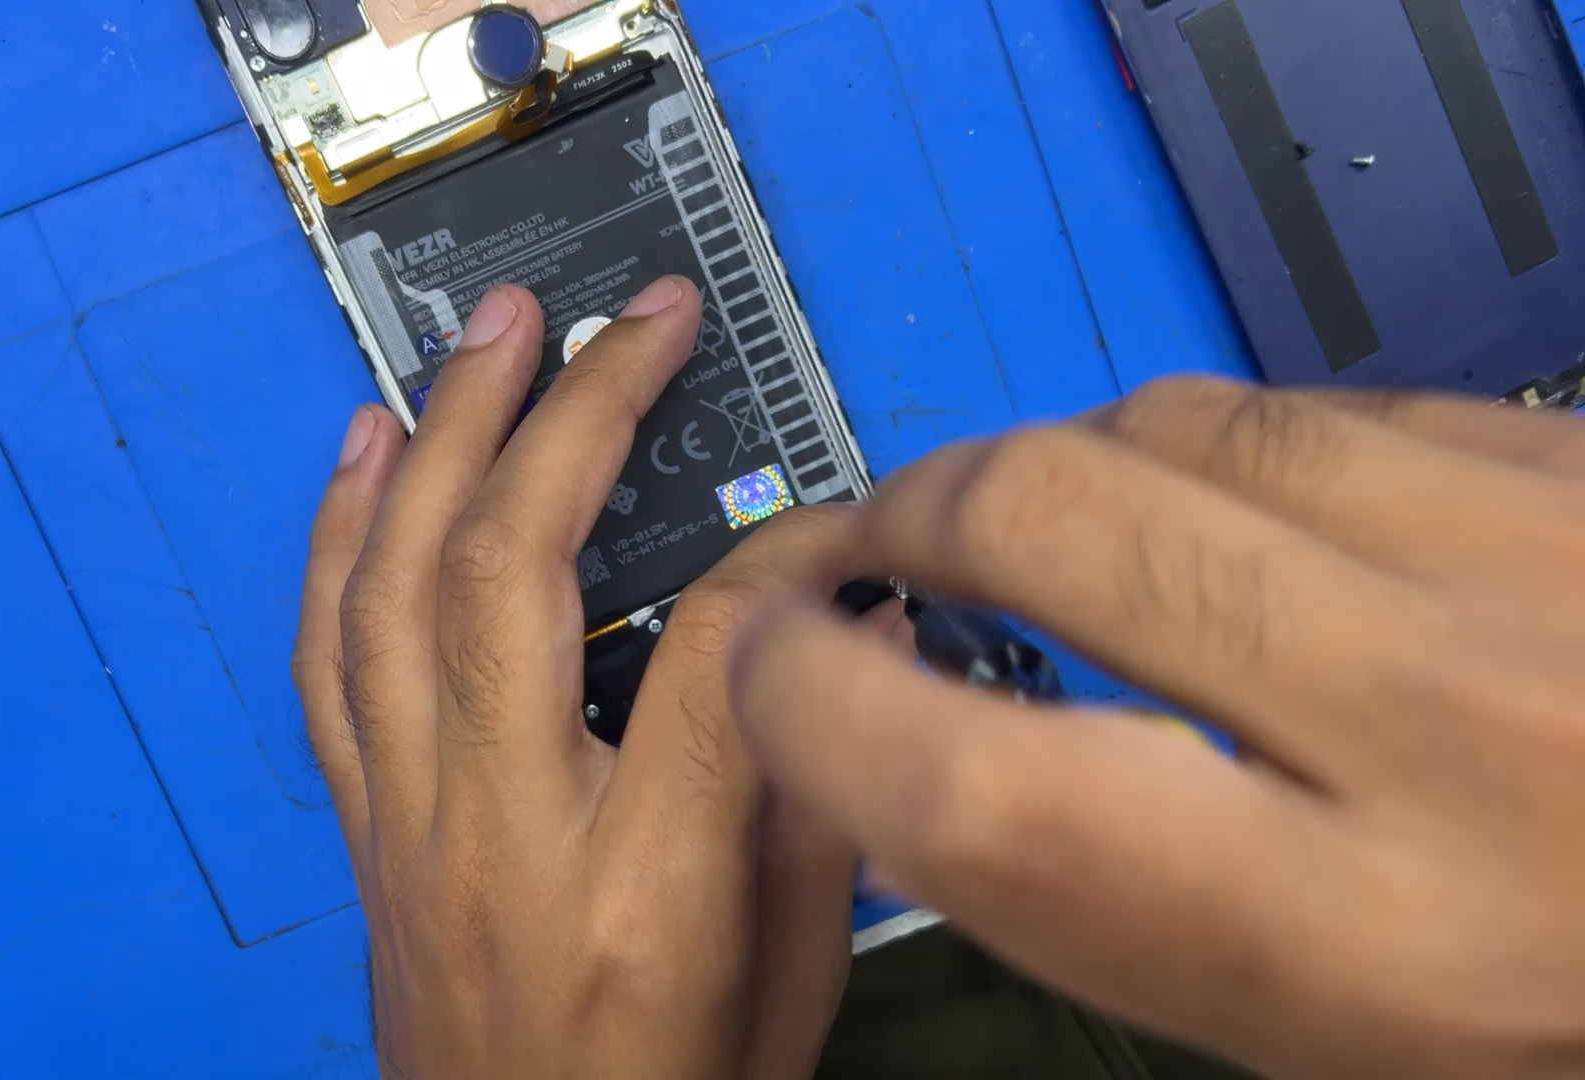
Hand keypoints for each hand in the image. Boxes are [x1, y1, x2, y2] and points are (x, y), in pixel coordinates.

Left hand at [295, 278, 856, 1078]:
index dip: (786, 553)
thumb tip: (832, 630)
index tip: (828, 511)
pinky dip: (341, 531)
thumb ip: (809, 787)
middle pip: (510, 570)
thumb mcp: (796, 971)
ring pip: (395, 588)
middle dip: (563, 415)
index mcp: (643, 886)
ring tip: (479, 340)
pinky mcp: (364, 821)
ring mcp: (407, 820)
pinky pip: (327, 653)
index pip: (712, 650)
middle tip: (600, 317)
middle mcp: (499, 830)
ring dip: (440, 438)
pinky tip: (368, 448)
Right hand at [732, 377, 1584, 1079]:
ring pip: (1159, 424)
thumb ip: (1069, 873)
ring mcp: (1573, 564)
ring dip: (1043, 467)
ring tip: (1046, 528)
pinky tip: (1207, 511)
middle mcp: (1488, 739)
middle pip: (1045, 517)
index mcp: (1376, 950)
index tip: (760, 652)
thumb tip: (881, 745)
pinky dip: (1184, 446)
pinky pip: (1291, 401)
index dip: (815, 702)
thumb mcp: (1282, 1018)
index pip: (981, 796)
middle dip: (910, 510)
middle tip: (883, 542)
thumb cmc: (1526, 1020)